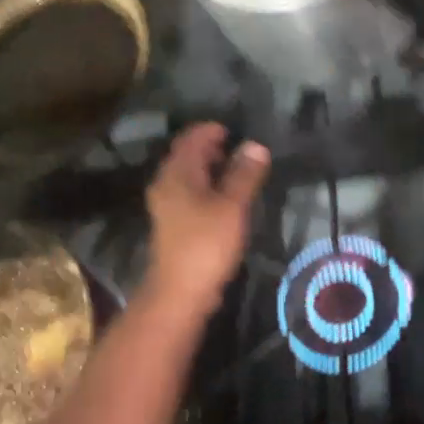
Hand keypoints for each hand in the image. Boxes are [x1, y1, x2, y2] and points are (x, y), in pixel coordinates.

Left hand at [144, 123, 269, 311]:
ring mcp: (168, 205)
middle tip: (246, 151)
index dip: (215, 130)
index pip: (192, 137)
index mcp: (177, 173)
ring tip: (243, 173)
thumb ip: (245, 174)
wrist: (180, 293)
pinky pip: (192, 195)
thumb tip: (256, 145)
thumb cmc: (206, 245)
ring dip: (213, 170)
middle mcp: (167, 184)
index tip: (240, 131)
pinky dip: (209, 189)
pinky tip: (229, 200)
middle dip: (216, 149)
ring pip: (191, 176)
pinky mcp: (175, 225)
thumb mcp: (232, 206)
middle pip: (189, 155)